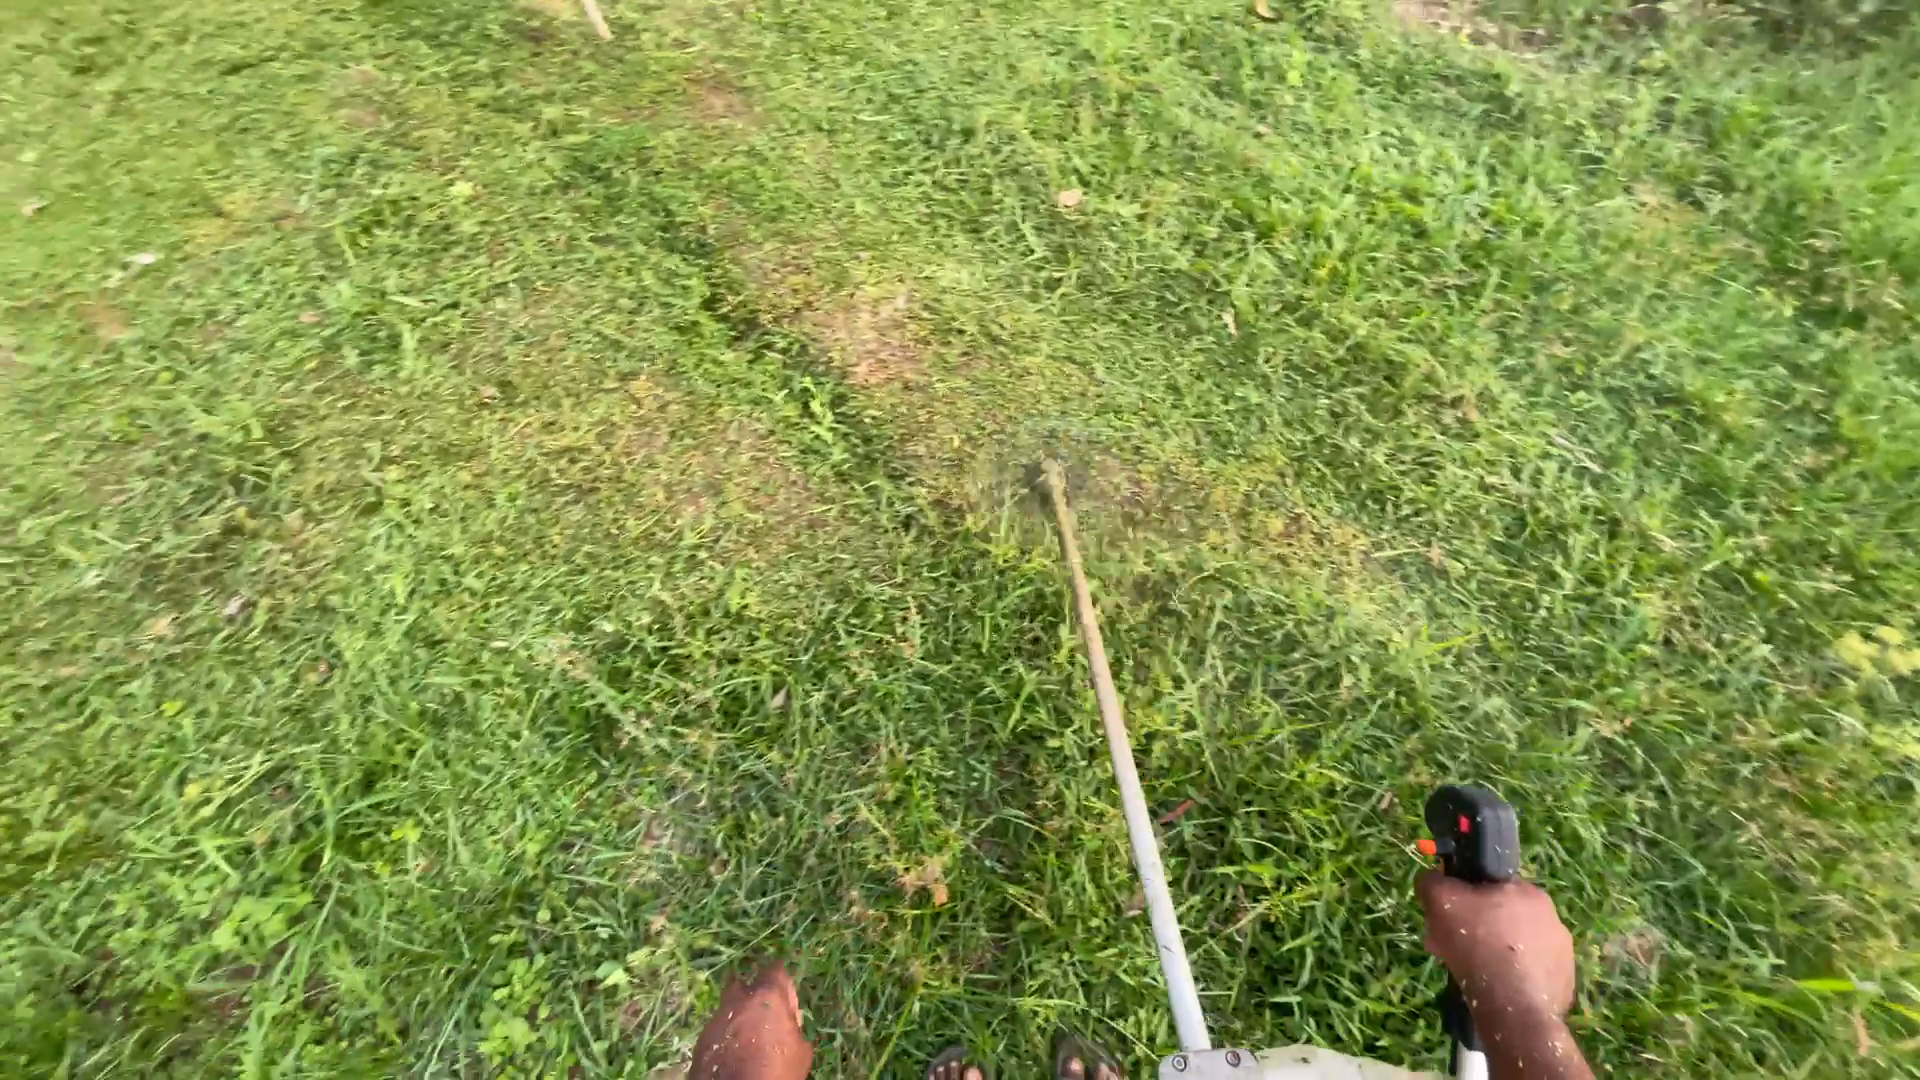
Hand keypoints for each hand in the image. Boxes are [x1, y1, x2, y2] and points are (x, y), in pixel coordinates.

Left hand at [690, 963, 813, 1079]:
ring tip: (746, 1035)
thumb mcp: (800, 1048)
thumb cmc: (776, 1072)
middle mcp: (740, 999)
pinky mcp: (701, 1039)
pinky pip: (717, 1028)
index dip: (781, 981)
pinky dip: (725, 1034)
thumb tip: (787, 1017)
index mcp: (768, 995)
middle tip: (762, 1013)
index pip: (776, 969)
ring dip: (737, 1015)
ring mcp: (717, 1018)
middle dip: (753, 994)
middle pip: (745, 983)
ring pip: (728, 1007)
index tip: (784, 995)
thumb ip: (793, 1023)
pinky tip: (732, 1051)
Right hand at [1416, 870, 1574, 1019]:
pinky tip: (1489, 982)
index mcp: (1529, 892)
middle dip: (1471, 926)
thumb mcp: (1438, 897)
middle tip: (1450, 941)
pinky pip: (1527, 969)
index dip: (1463, 896)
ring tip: (1465, 965)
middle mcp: (1552, 918)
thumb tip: (1436, 879)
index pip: (1489, 885)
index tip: (1448, 913)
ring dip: (1488, 948)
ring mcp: (1563, 954)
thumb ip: (1433, 879)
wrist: (1512, 1005)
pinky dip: (1507, 972)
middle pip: (1499, 915)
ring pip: (1512, 943)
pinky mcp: (1564, 982)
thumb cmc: (1476, 941)